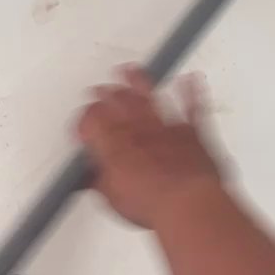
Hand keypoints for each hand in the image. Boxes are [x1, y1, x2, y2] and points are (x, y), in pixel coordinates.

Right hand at [77, 66, 226, 229]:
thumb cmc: (149, 202)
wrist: (189, 205)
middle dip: (106, 94)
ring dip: (138, 82)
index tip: (81, 126)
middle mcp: (139, 130)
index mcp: (114, 145)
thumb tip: (87, 178)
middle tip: (99, 89)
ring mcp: (167, 128)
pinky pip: (193, 106)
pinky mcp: (194, 132)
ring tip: (129, 70)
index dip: (83, 120)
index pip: (91, 120)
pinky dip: (192, 92)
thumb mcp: (109, 197)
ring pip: (150, 97)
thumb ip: (97, 180)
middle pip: (118, 102)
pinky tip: (190, 79)